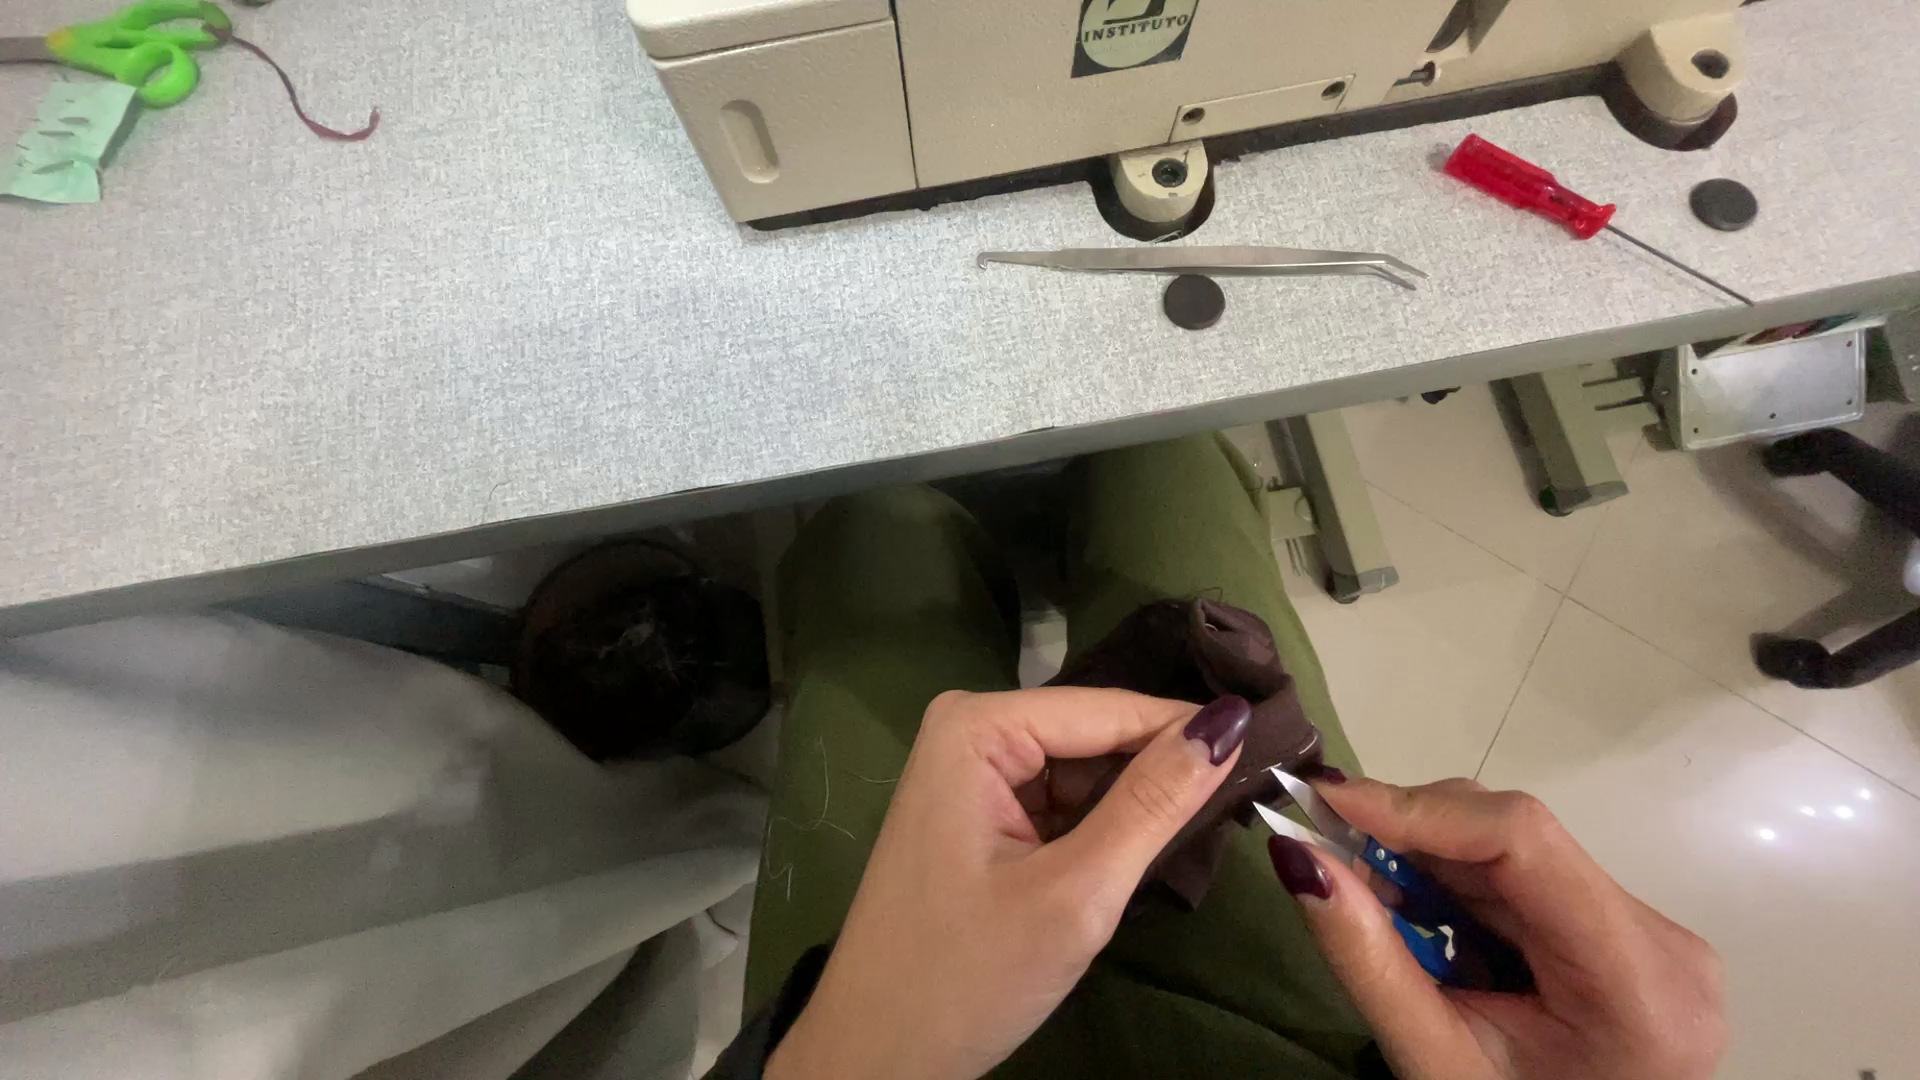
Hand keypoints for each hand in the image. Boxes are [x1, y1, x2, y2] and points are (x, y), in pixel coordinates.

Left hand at [767, 687, 1250, 1079]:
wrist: (876, 1052)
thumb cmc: (968, 975)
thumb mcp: (1075, 892)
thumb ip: (1152, 803)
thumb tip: (1226, 722)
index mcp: (977, 725)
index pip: (1108, 708)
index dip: (1190, 726)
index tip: (1276, 741)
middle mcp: (971, 725)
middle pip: (1093, 732)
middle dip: (1163, 765)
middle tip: (1252, 792)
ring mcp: (972, 765)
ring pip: (1082, 764)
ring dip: (1137, 797)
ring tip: (1213, 820)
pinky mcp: (980, 803)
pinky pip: (1059, 794)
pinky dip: (1103, 820)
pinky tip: (1146, 842)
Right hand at [1268, 777, 1725, 1079]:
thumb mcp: (1434, 1060)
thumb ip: (1368, 958)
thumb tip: (1295, 853)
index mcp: (1639, 978)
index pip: (1519, 837)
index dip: (1413, 806)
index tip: (1323, 802)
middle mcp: (1654, 933)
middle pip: (1505, 830)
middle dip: (1403, 833)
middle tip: (1327, 855)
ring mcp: (1634, 925)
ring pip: (1495, 839)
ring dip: (1414, 854)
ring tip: (1368, 901)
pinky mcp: (1604, 922)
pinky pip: (1502, 865)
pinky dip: (1437, 876)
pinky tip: (1412, 914)